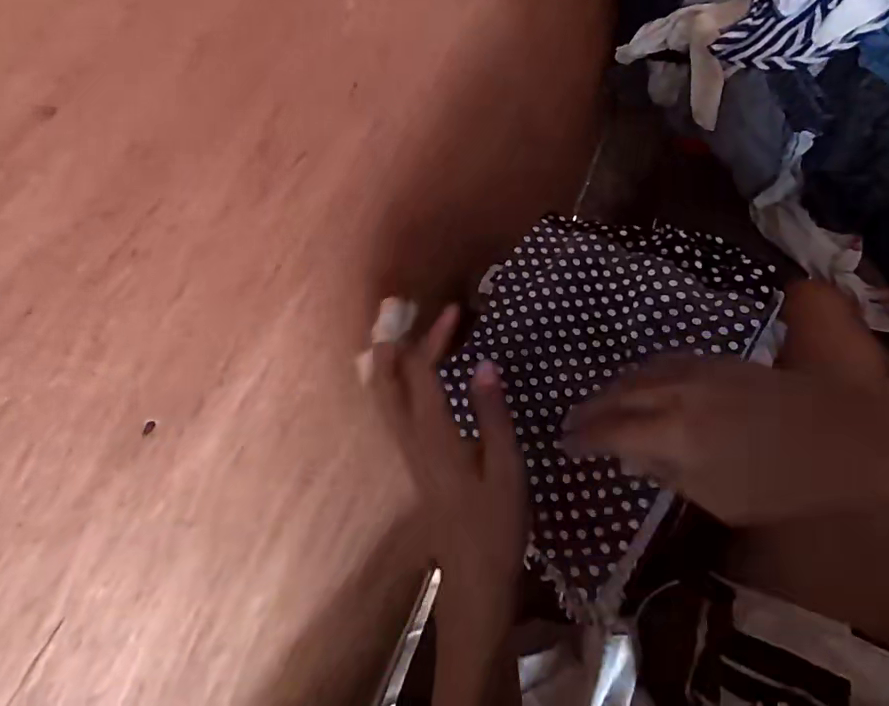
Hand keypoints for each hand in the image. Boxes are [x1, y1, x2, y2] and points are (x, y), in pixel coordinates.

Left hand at [368, 304, 527, 594]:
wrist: (473, 576)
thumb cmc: (495, 522)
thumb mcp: (505, 467)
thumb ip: (493, 414)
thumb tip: (484, 363)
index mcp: (434, 435)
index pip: (421, 373)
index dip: (432, 338)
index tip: (454, 312)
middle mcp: (410, 438)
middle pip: (387, 380)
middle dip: (396, 342)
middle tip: (412, 313)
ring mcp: (406, 450)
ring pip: (383, 395)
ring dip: (390, 359)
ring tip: (405, 332)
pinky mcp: (412, 459)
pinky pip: (391, 408)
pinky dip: (395, 380)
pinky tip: (410, 374)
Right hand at [561, 355, 888, 523]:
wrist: (843, 433)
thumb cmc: (787, 484)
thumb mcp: (722, 498)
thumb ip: (669, 474)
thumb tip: (631, 458)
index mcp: (675, 432)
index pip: (611, 431)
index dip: (584, 438)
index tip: (564, 445)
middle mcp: (675, 391)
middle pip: (618, 395)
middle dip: (590, 410)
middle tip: (570, 424)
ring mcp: (695, 368)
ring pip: (638, 372)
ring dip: (612, 388)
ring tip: (597, 405)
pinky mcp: (714, 358)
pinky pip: (662, 362)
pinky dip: (641, 373)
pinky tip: (639, 384)